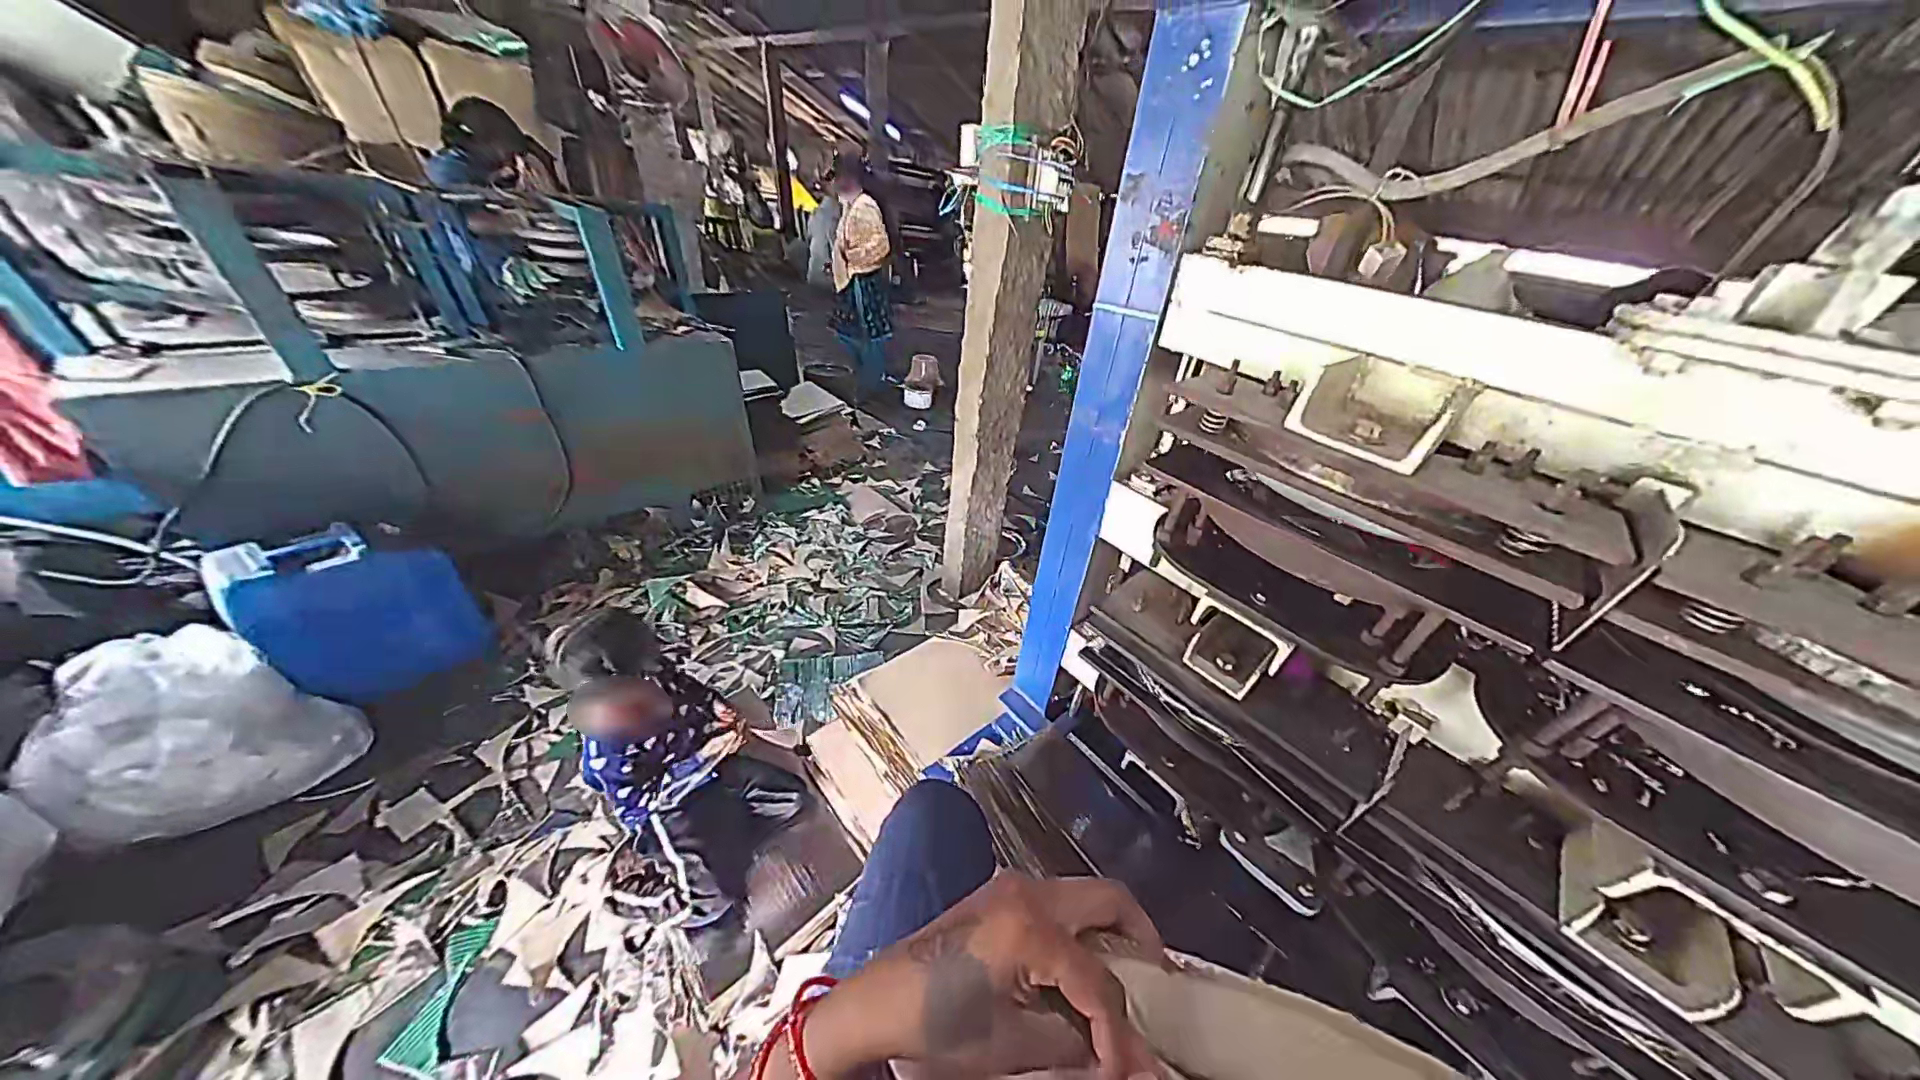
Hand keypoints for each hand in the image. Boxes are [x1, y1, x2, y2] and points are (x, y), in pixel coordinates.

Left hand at [802, 873, 1166, 1079]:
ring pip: (1085, 895)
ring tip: (1120, 982)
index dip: (1121, 1029)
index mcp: (1030, 926)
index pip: (1100, 979)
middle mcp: (1027, 891)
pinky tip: (1079, 968)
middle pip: (1109, 899)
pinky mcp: (999, 893)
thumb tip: (1124, 1059)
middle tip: (1156, 984)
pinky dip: (1080, 930)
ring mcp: (1012, 885)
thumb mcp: (1014, 1044)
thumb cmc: (939, 1022)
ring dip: (1110, 934)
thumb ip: (1076, 1044)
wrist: (879, 999)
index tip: (1128, 1065)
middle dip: (1141, 941)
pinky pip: (1058, 902)